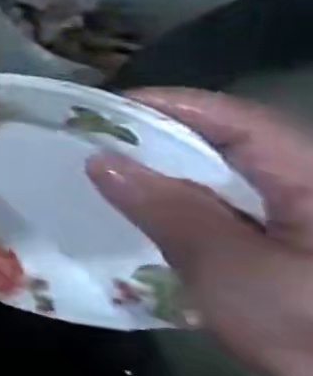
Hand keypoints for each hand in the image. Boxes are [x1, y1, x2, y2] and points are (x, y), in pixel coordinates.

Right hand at [86, 88, 312, 375]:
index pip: (241, 123)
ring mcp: (310, 232)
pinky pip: (237, 217)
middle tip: (85, 147)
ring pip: (233, 185)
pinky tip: (147, 223)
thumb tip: (104, 159)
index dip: (168, 107)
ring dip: (168, 179)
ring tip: (105, 182)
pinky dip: (188, 211)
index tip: (94, 112)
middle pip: (237, 150)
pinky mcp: (301, 263)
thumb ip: (169, 209)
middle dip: (158, 143)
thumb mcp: (231, 268)